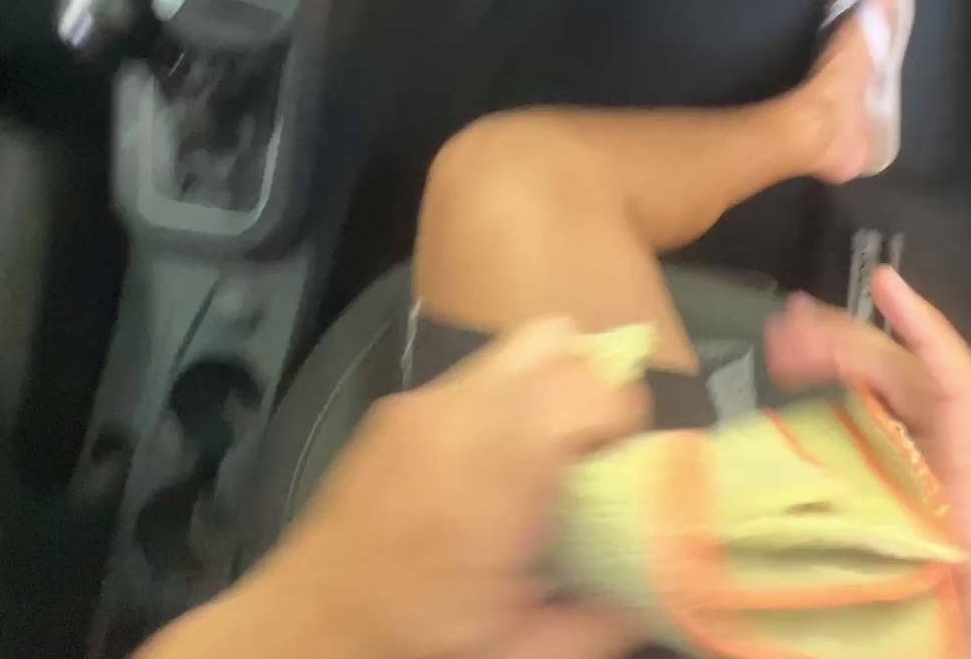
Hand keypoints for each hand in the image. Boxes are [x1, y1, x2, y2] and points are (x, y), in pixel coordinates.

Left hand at [215, 318, 651, 658]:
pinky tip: (493, 449)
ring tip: (549, 434)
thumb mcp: (523, 650)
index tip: (625, 452)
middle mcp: (462, 418)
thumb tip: (667, 581)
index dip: (626, 414)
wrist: (303, 631)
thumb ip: (607, 616)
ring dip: (553, 376)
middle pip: (558, 342)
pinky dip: (510, 393)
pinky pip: (482, 370)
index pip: (593, 391)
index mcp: (501, 478)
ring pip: (522, 342)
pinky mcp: (402, 402)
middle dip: (593, 381)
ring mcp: (426, 402)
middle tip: (592, 439)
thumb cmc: (418, 642)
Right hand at [764, 267, 970, 658]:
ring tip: (785, 341)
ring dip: (844, 360)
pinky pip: (892, 427)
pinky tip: (812, 395)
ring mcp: (949, 474)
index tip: (882, 283)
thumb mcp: (938, 624)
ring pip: (898, 396)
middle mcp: (964, 465)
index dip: (925, 330)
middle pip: (911, 380)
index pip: (959, 389)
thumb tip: (805, 562)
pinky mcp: (934, 489)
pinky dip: (852, 399)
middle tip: (783, 328)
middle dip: (849, 341)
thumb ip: (888, 590)